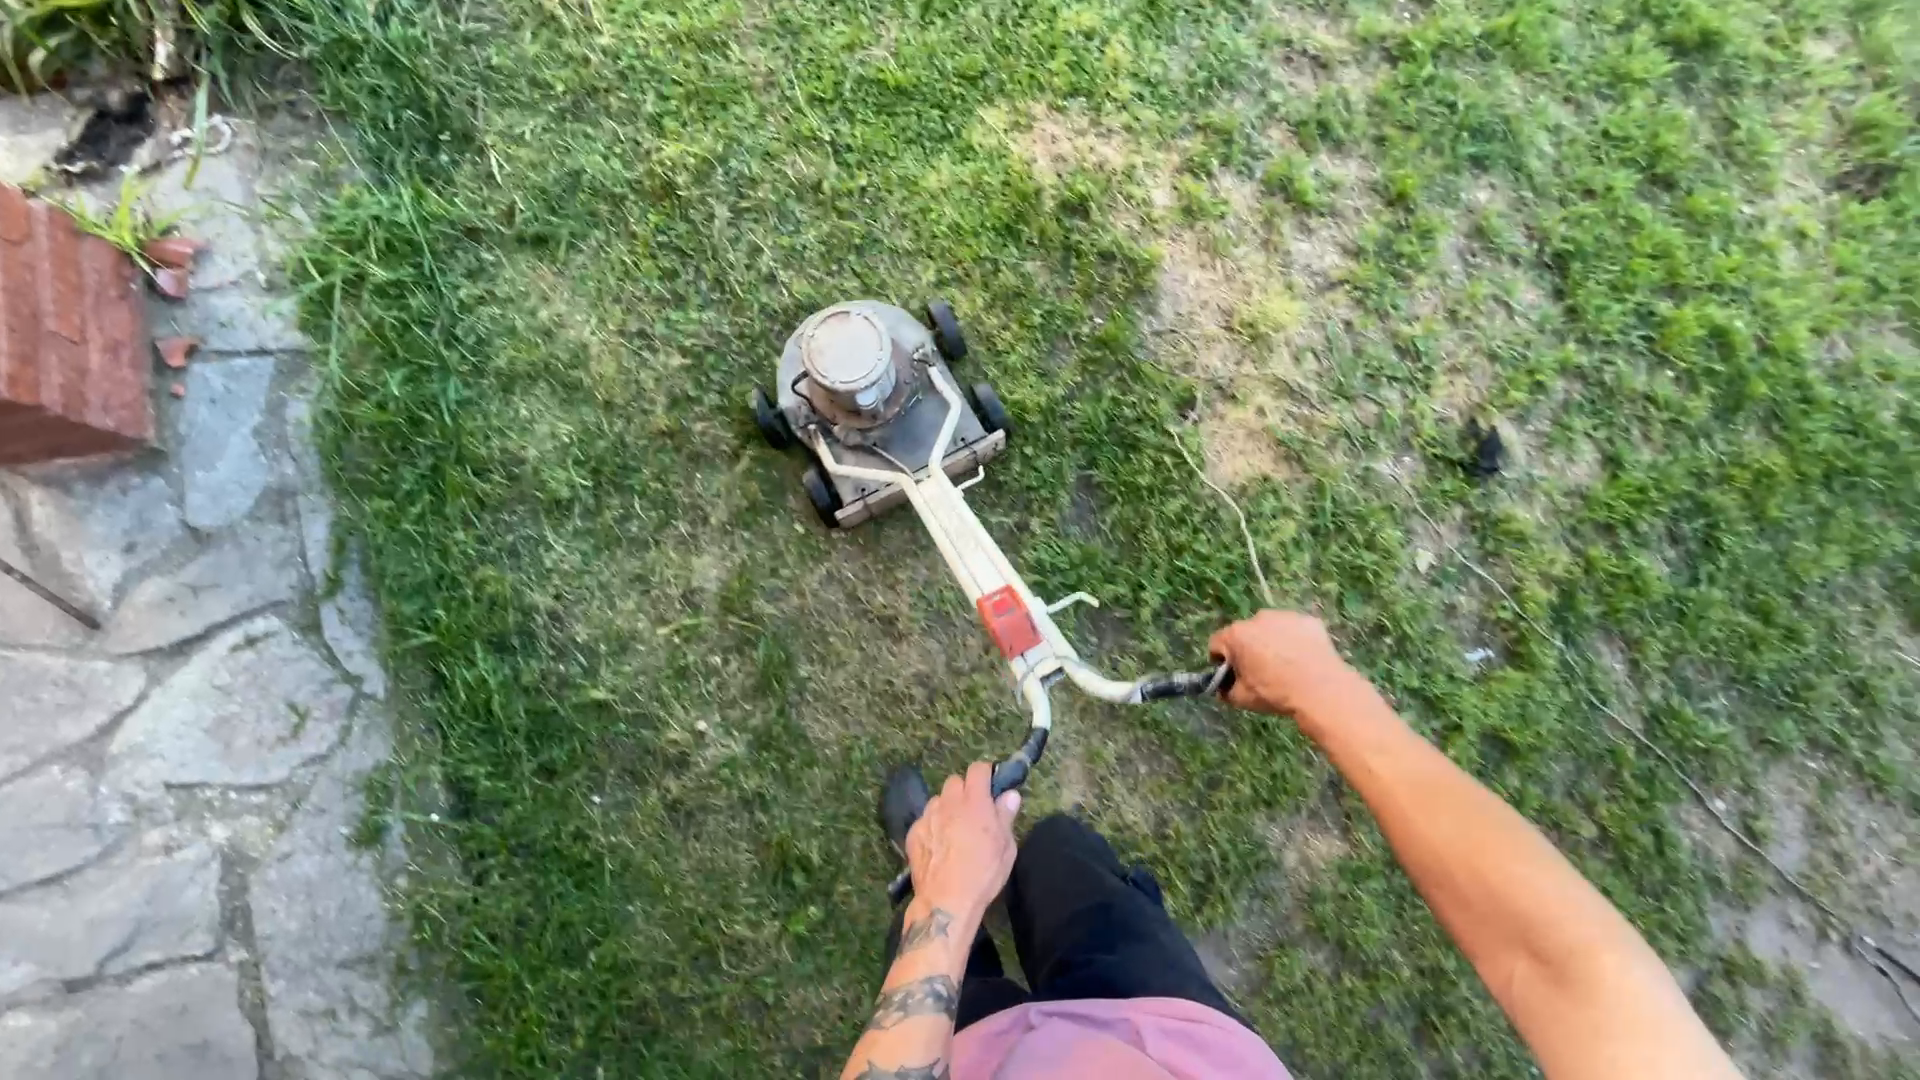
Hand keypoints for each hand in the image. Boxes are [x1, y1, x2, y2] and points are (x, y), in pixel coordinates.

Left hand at [905, 762, 1020, 921]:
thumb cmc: (983, 874)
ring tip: (954, 829)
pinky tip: (938, 845)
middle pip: (955, 781)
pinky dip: (933, 825)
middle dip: (965, 790)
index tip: (990, 786)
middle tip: (973, 810)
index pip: (977, 769)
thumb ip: (1006, 816)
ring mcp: (928, 816)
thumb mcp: (1006, 847)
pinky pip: (925, 819)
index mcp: (975, 802)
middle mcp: (949, 802)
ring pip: (938, 799)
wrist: (947, 901)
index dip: (985, 774)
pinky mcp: (913, 832)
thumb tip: (1010, 794)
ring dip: (947, 807)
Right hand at [1208, 610, 1358, 719]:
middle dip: (1248, 648)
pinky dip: (1295, 639)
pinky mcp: (1308, 620)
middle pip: (1244, 633)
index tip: (1233, 673)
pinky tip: (1303, 657)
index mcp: (1236, 635)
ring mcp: (1285, 616)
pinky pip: (1294, 629)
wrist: (1322, 691)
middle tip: (1261, 670)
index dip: (1221, 660)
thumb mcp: (1242, 699)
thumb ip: (1225, 690)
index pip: (1217, 643)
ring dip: (1271, 641)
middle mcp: (1257, 618)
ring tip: (1285, 663)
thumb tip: (1222, 688)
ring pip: (1270, 628)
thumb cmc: (1276, 693)